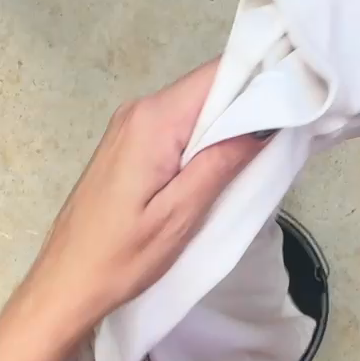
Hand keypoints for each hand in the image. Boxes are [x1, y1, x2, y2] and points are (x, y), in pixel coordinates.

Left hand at [17, 61, 267, 334]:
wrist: (64, 286)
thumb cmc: (117, 260)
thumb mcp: (178, 216)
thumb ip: (221, 163)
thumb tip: (264, 120)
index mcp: (152, 121)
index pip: (221, 73)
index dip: (262, 82)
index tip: (295, 107)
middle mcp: (138, 112)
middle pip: (208, 89)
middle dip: (247, 110)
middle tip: (279, 143)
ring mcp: (127, 130)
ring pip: (193, 112)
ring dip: (224, 132)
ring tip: (249, 165)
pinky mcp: (125, 151)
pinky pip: (175, 132)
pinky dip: (199, 146)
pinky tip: (213, 175)